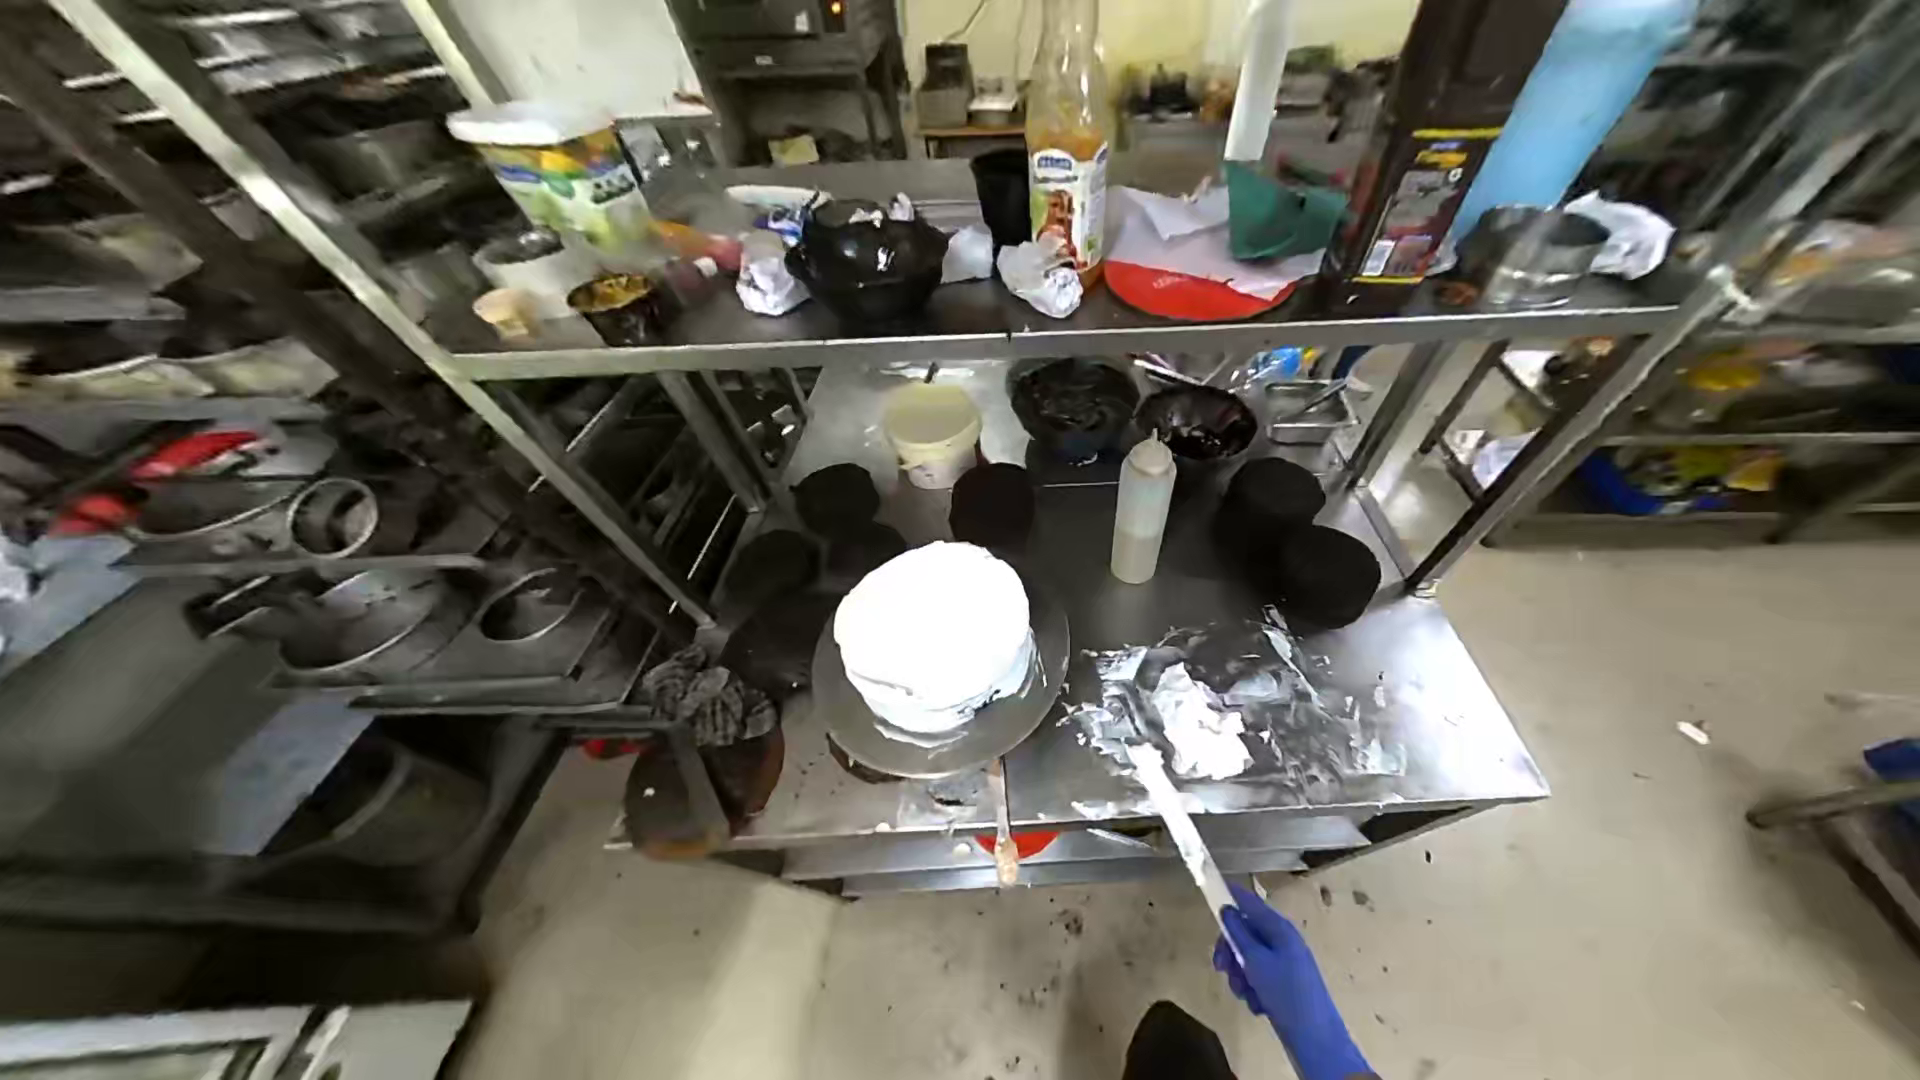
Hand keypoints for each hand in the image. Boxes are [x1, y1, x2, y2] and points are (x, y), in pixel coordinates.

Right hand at [1213, 883, 1372, 1079]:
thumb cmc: (1286, 994)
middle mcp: (1282, 941)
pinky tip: (1255, 1004)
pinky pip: (1258, 976)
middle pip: (1245, 931)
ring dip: (1239, 973)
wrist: (1318, 1043)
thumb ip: (1237, 932)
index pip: (1248, 900)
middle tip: (1220, 968)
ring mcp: (1285, 964)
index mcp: (1278, 928)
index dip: (1228, 894)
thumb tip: (1226, 907)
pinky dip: (1252, 988)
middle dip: (1229, 950)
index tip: (1207, 894)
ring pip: (1248, 956)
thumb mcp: (1255, 960)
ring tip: (1242, 993)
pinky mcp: (1284, 985)